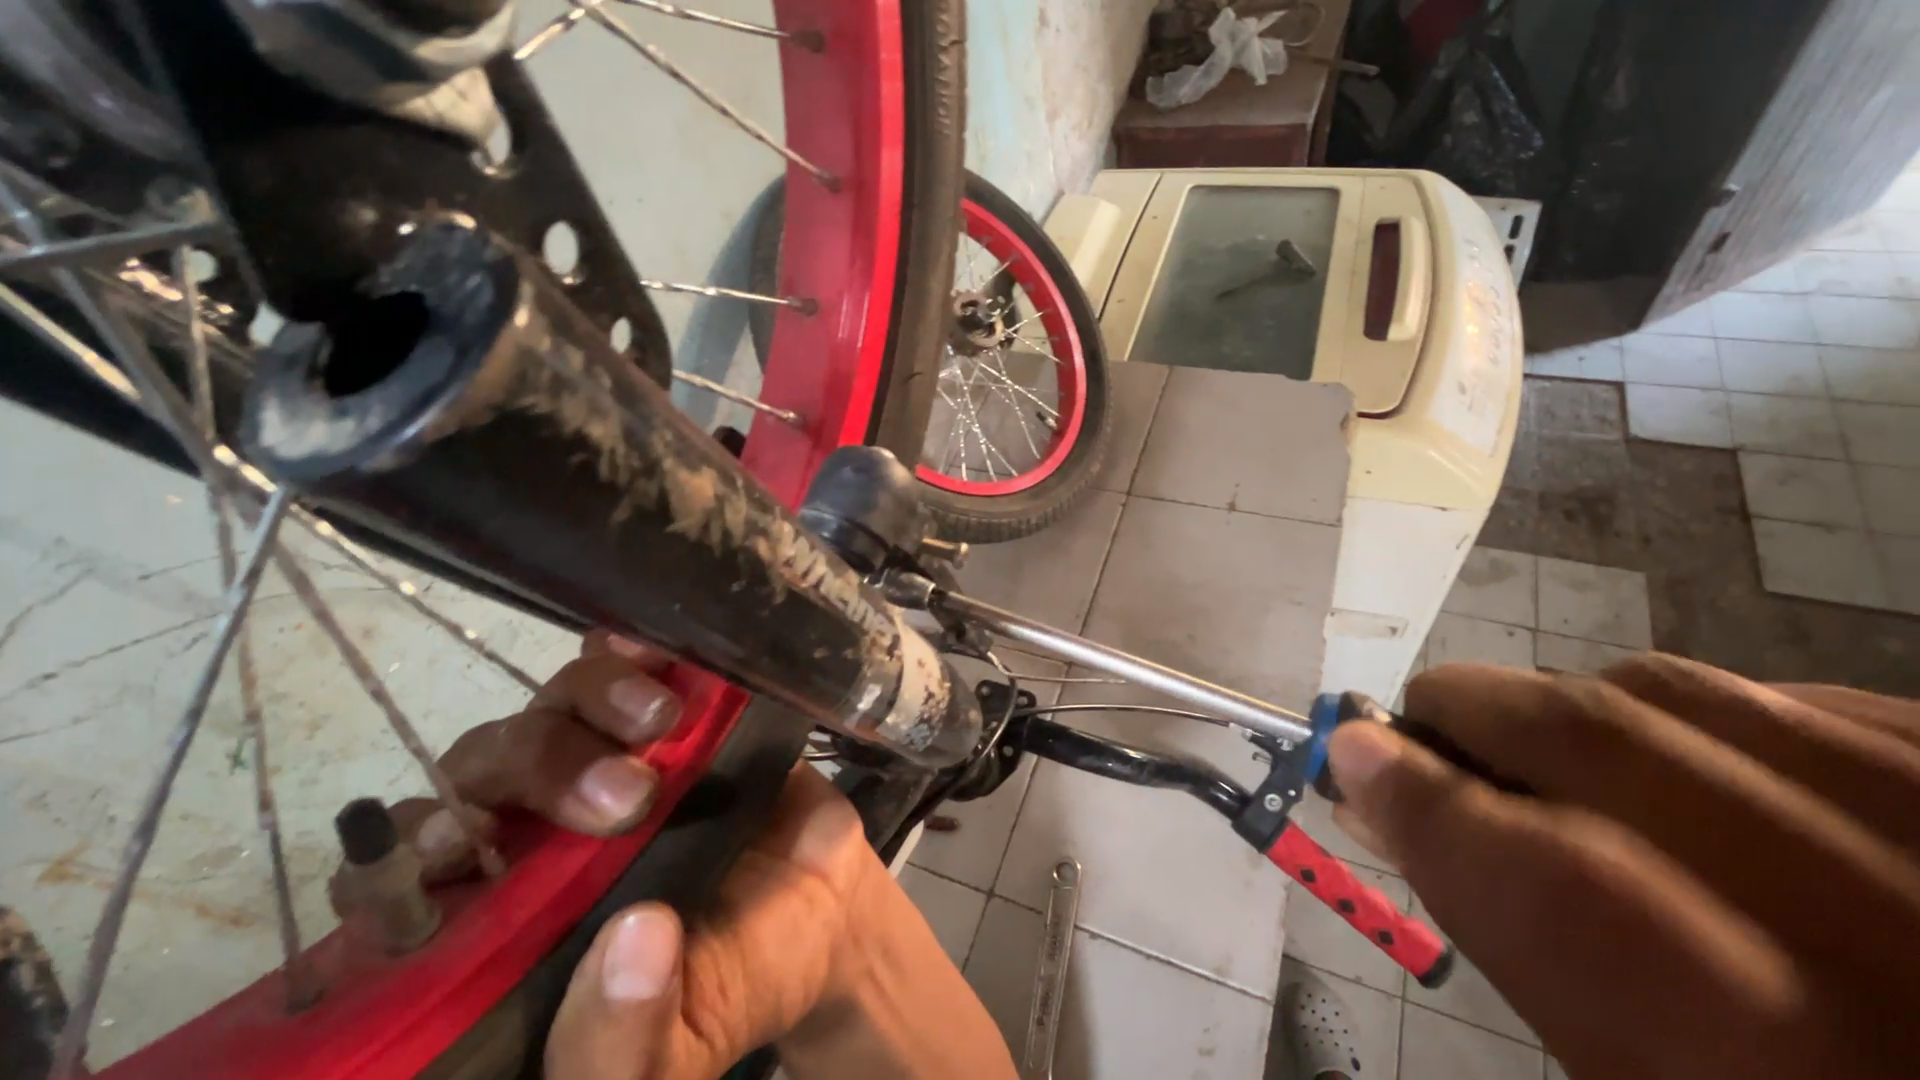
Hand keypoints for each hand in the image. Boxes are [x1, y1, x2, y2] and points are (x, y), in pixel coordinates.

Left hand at [348, 632, 898, 1079]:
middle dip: (540, 768)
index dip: (399, 861)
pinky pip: (623, 658)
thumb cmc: (737, 985)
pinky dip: (629, 651)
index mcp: (503, 918)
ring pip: (553, 703)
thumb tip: (633, 938)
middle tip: (624, 798)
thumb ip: (622, 1043)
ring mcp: (604, 757)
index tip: (453, 851)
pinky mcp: (669, 708)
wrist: (829, 911)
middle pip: (484, 769)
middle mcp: (536, 826)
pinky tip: (658, 659)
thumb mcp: (676, 1054)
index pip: (406, 881)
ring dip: (594, 703)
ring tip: (661, 725)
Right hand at [1327, 655, 1919, 1078]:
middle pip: (1612, 746)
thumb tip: (1373, 785)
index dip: (1434, 802)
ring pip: (1682, 694)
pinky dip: (1684, 712)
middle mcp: (1903, 938)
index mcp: (1782, 1058)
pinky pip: (1777, 689)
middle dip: (1472, 715)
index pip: (1566, 885)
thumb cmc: (1747, 1071)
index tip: (1352, 755)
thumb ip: (1498, 921)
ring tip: (1548, 759)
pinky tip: (1678, 765)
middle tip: (1417, 730)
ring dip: (1570, 712)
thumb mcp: (1618, 1057)